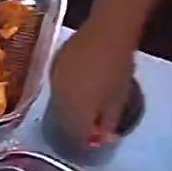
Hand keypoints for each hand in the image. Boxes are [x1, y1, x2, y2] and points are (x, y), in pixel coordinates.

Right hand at [47, 25, 137, 143]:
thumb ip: (108, 122)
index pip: (76, 136)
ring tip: (87, 101)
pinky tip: (80, 84)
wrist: (108, 31)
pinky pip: (57, 86)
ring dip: (70, 109)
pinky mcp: (53, 64)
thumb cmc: (118, 67)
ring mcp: (54, 81)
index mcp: (76, 110)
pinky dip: (67, 91)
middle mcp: (59, 99)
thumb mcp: (118, 99)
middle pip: (63, 122)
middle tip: (92, 120)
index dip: (87, 139)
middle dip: (76, 126)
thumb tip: (104, 138)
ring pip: (58, 104)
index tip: (97, 135)